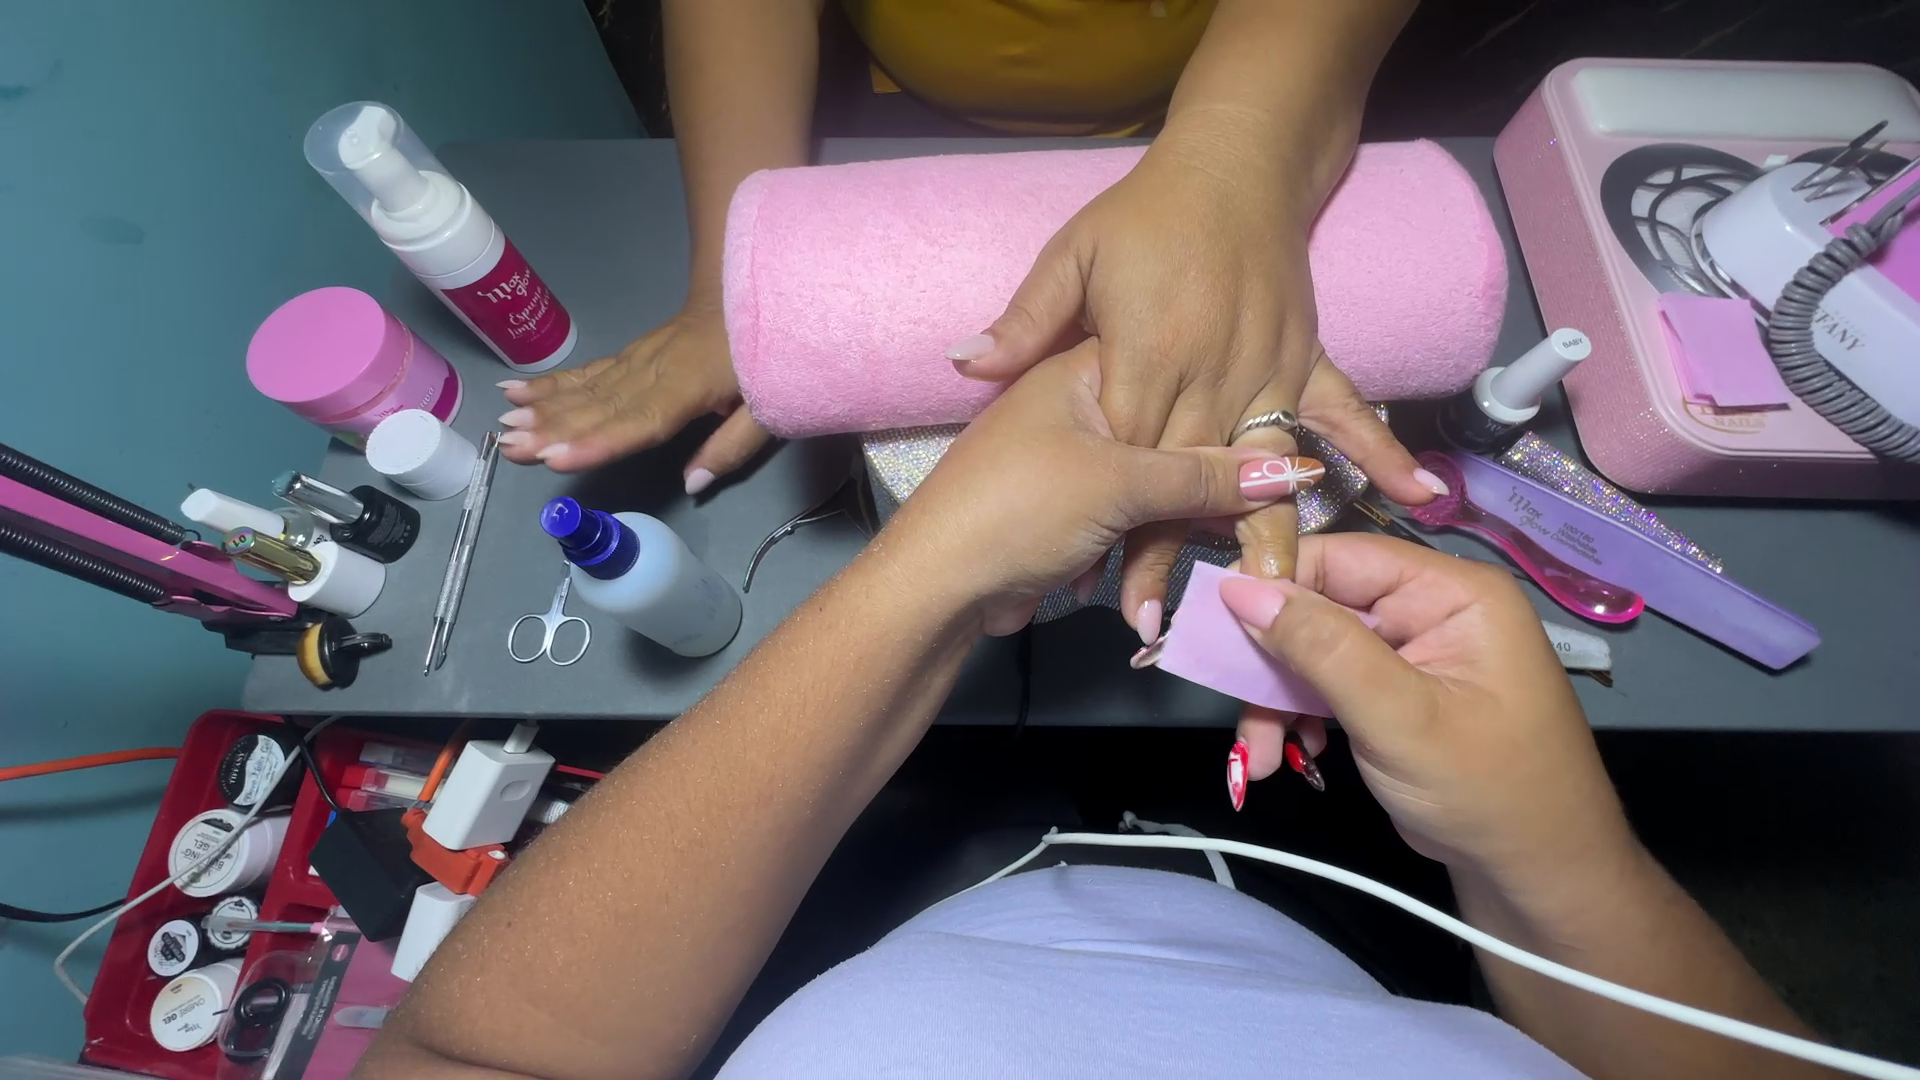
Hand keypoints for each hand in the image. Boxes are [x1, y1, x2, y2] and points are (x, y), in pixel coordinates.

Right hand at [496, 298, 769, 492]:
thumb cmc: (764, 357)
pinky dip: (553, 382)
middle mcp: (654, 371)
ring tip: (505, 426)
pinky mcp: (633, 353)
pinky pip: (589, 371)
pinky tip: (518, 390)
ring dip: (544, 408)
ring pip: (588, 387)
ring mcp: (639, 358)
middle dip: (553, 429)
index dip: (597, 442)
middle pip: (601, 406)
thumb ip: (731, 447)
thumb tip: (691, 483)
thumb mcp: (767, 408)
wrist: (752, 293)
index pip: (638, 421)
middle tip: (510, 447)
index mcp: (688, 387)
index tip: (556, 457)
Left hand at [948, 122, 1440, 640]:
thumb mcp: (1070, 257)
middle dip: (1174, 551)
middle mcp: (1214, 370)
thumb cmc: (1142, 214)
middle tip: (1162, 623)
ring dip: (1266, 533)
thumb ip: (1026, 321)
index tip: (1098, 584)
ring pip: (1262, 464)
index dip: (1114, 519)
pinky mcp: (1304, 359)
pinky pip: (1342, 409)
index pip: (1128, 454)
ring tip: (1273, 601)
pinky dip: (1376, 449)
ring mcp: (1267, 367)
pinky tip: (1418, 494)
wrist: (1236, 160)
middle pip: (1187, 477)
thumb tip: (965, 362)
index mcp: (1150, 353)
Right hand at [1219, 533, 1635, 888]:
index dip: (1273, 581)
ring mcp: (1400, 650)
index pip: (1338, 556)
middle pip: (1313, 606)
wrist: (1534, 877)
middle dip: (1267, 660)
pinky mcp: (1381, 687)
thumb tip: (1238, 587)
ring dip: (1272, 699)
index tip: (1217, 619)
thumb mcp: (1397, 716)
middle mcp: (1421, 608)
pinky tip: (1282, 754)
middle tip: (1232, 698)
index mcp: (1446, 592)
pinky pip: (1316, 681)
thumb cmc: (1487, 790)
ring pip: (1304, 649)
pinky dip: (1290, 715)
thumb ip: (1319, 646)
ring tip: (1259, 753)